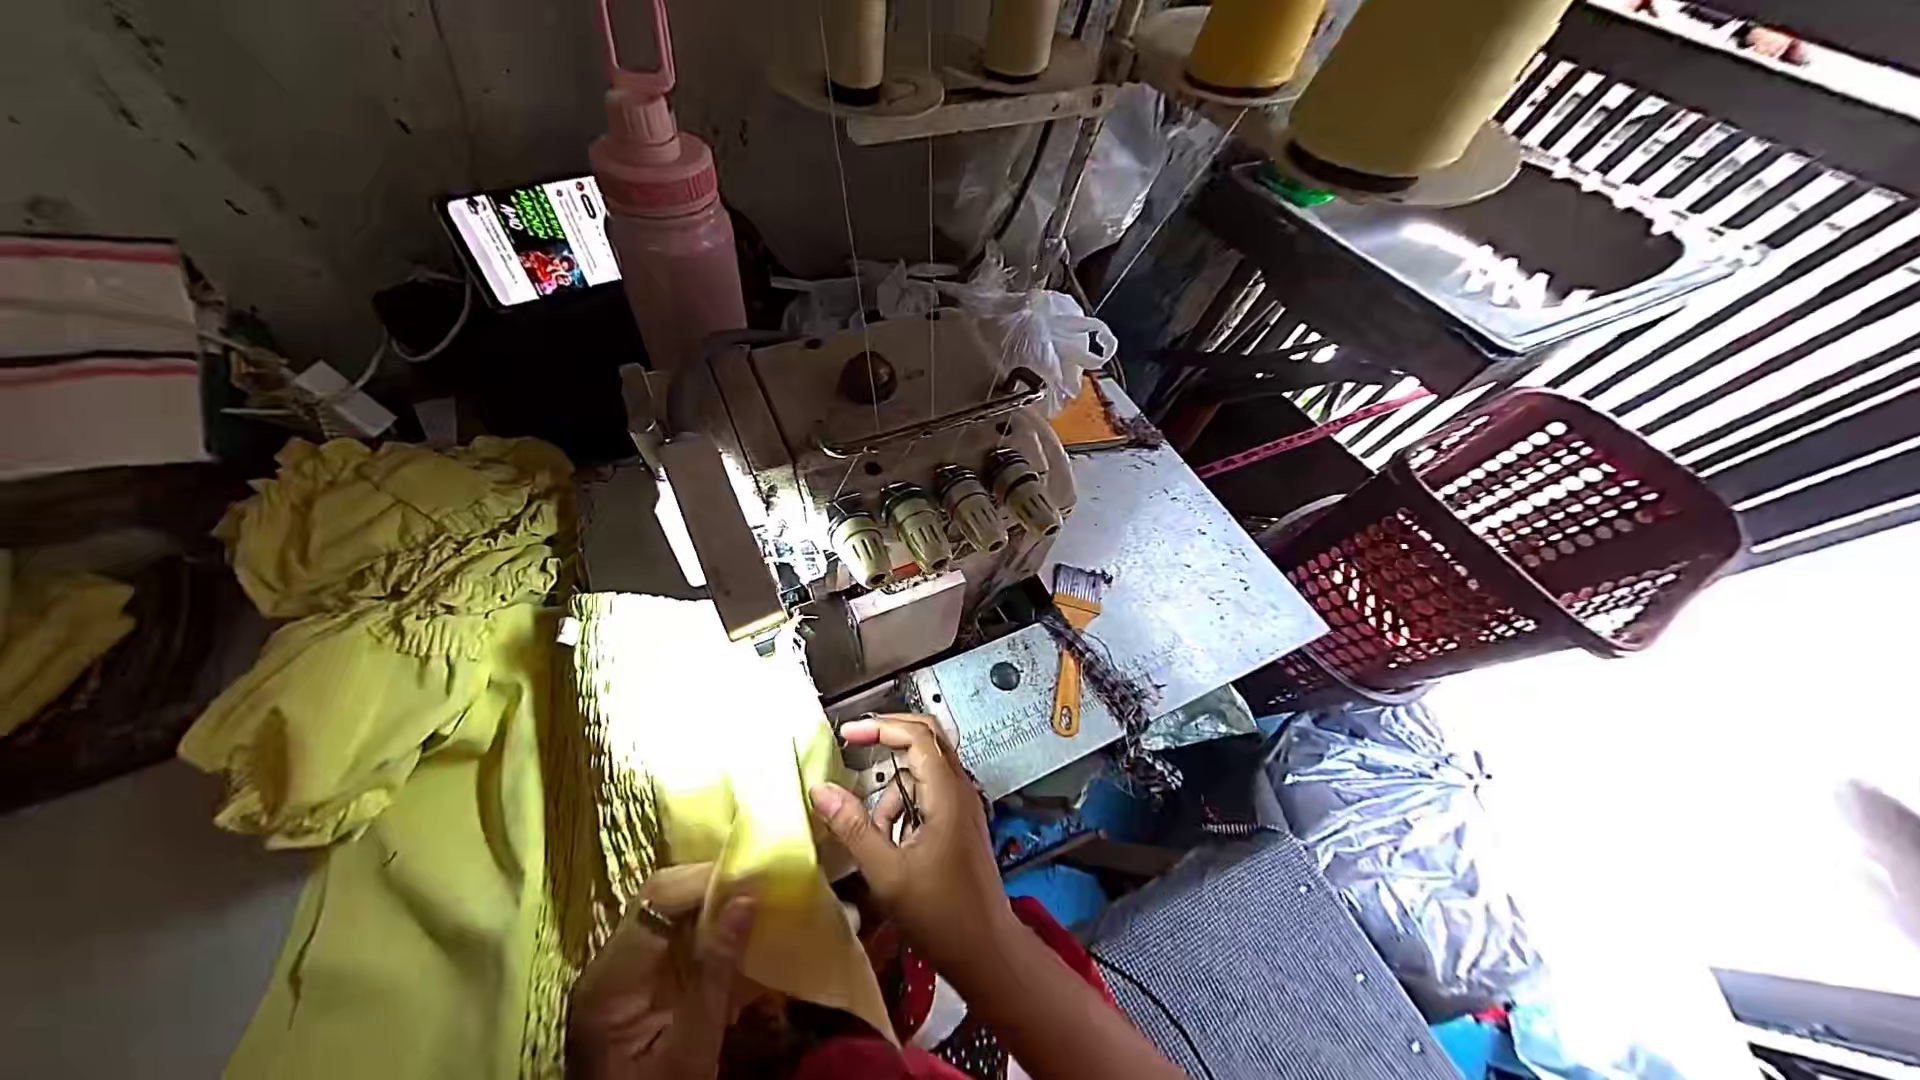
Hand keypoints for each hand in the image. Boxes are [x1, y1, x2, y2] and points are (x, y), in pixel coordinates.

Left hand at [568, 863, 757, 1079]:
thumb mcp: (692, 1052)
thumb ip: (716, 975)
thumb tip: (747, 900)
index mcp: (608, 982)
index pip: (655, 901)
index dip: (704, 879)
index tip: (754, 877)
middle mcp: (606, 965)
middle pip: (660, 897)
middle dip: (712, 884)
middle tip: (762, 882)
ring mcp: (620, 971)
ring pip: (669, 908)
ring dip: (714, 899)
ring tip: (758, 895)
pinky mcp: (638, 981)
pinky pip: (674, 931)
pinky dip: (708, 922)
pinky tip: (739, 925)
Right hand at [809, 714, 1015, 978]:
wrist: (986, 950)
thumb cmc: (941, 913)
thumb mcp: (887, 872)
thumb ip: (853, 828)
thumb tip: (821, 790)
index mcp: (948, 793)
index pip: (918, 736)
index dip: (881, 727)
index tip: (847, 734)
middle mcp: (960, 789)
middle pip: (927, 740)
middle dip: (888, 739)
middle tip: (854, 747)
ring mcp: (963, 805)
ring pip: (923, 771)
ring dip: (893, 790)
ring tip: (877, 835)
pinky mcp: (960, 822)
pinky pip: (927, 795)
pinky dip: (904, 808)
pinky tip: (893, 844)